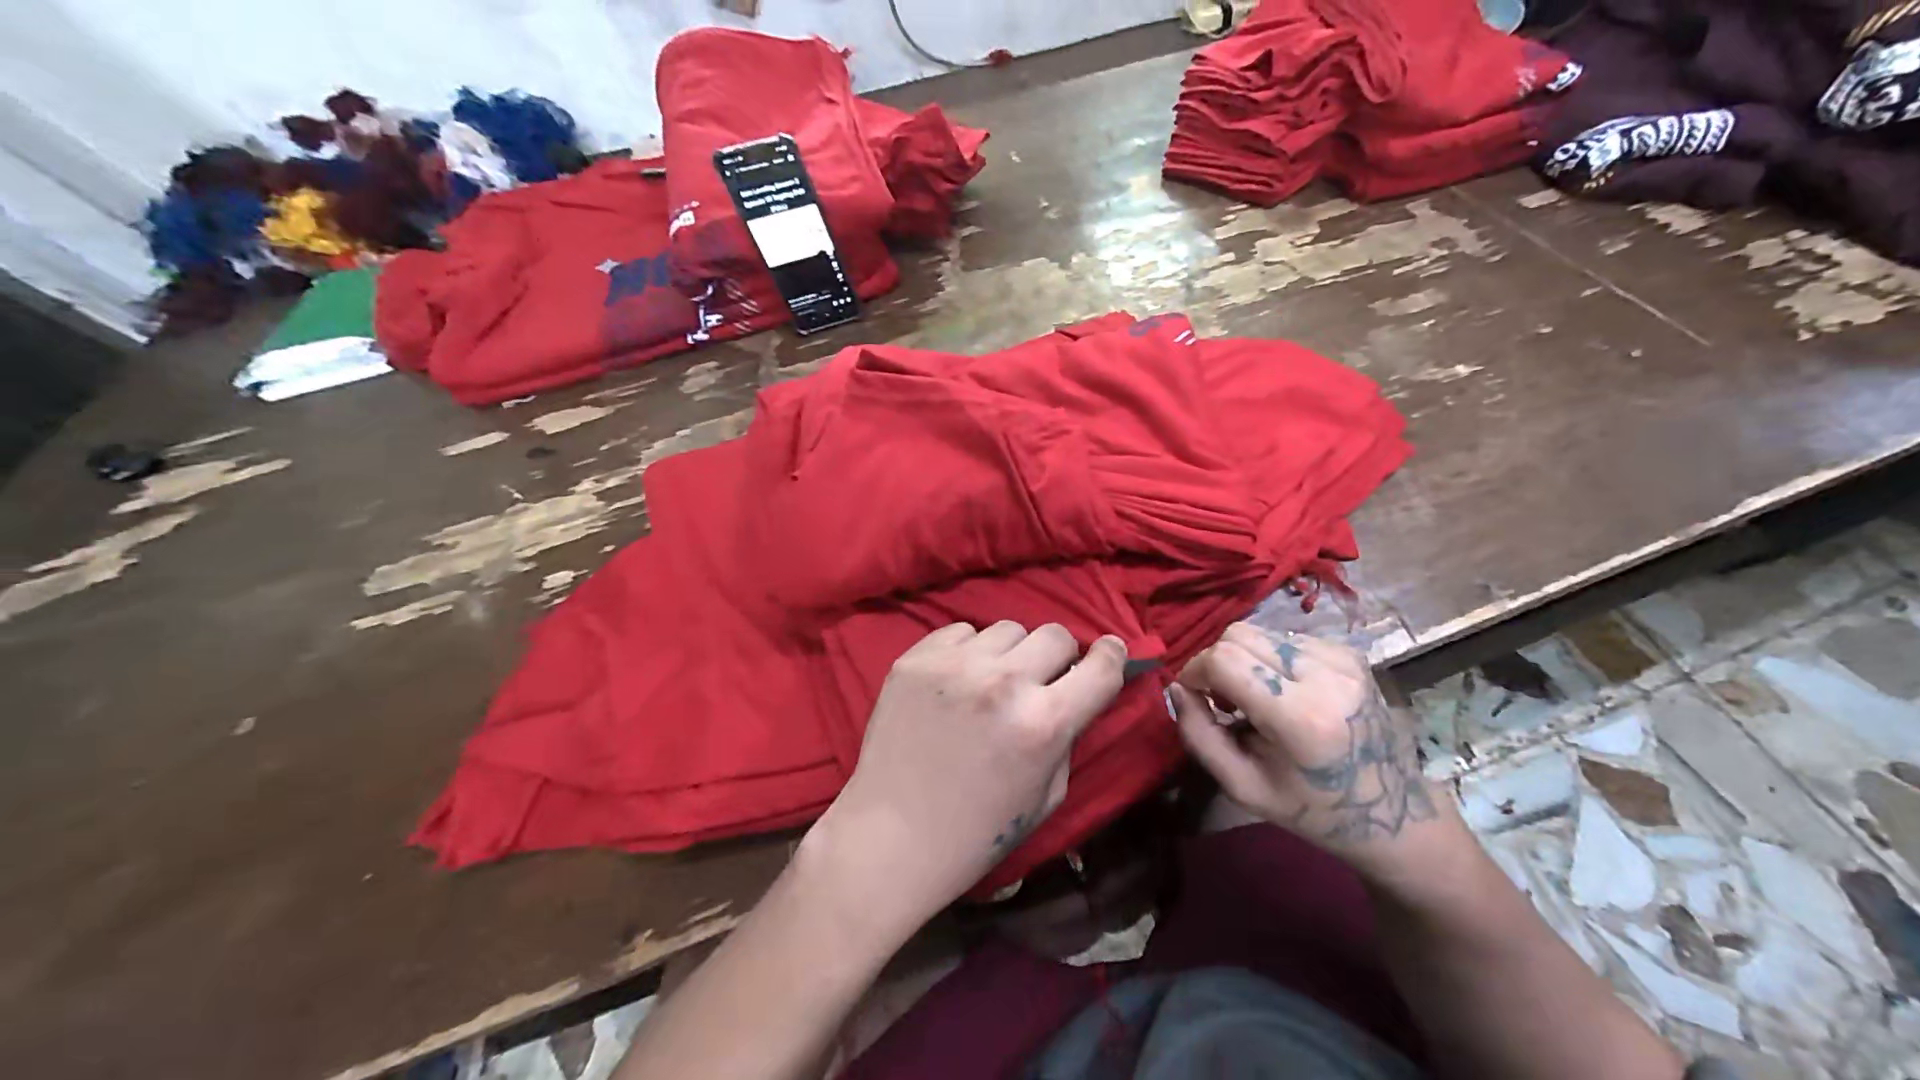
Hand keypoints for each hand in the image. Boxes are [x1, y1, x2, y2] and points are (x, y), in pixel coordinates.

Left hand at [802, 621, 1127, 930]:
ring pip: (1007, 628)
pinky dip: (968, 651)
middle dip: (1059, 656)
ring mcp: (954, 666)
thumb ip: (1067, 733)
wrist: (894, 835)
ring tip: (991, 684)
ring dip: (1011, 653)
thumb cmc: (978, 831)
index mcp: (1044, 722)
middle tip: (1042, 680)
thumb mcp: (1048, 794)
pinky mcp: (915, 660)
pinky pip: (961, 632)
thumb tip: (1074, 691)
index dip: (1112, 656)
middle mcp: (1003, 683)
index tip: (1109, 653)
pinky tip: (955, 683)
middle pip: (1055, 634)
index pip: (1100, 666)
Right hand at [1171, 623, 1450, 880]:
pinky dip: (1269, 659)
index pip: (1224, 659)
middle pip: (1238, 635)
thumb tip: (1177, 688)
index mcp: (1300, 716)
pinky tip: (1281, 691)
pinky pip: (1286, 637)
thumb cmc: (1312, 809)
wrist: (1394, 814)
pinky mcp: (1351, 654)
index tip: (1195, 698)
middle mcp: (1325, 676)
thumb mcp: (1242, 786)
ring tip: (1254, 697)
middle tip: (1222, 700)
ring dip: (1243, 659)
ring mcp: (1344, 660)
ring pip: (1260, 632)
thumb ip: (1198, 735)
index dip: (1195, 672)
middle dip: (1216, 662)